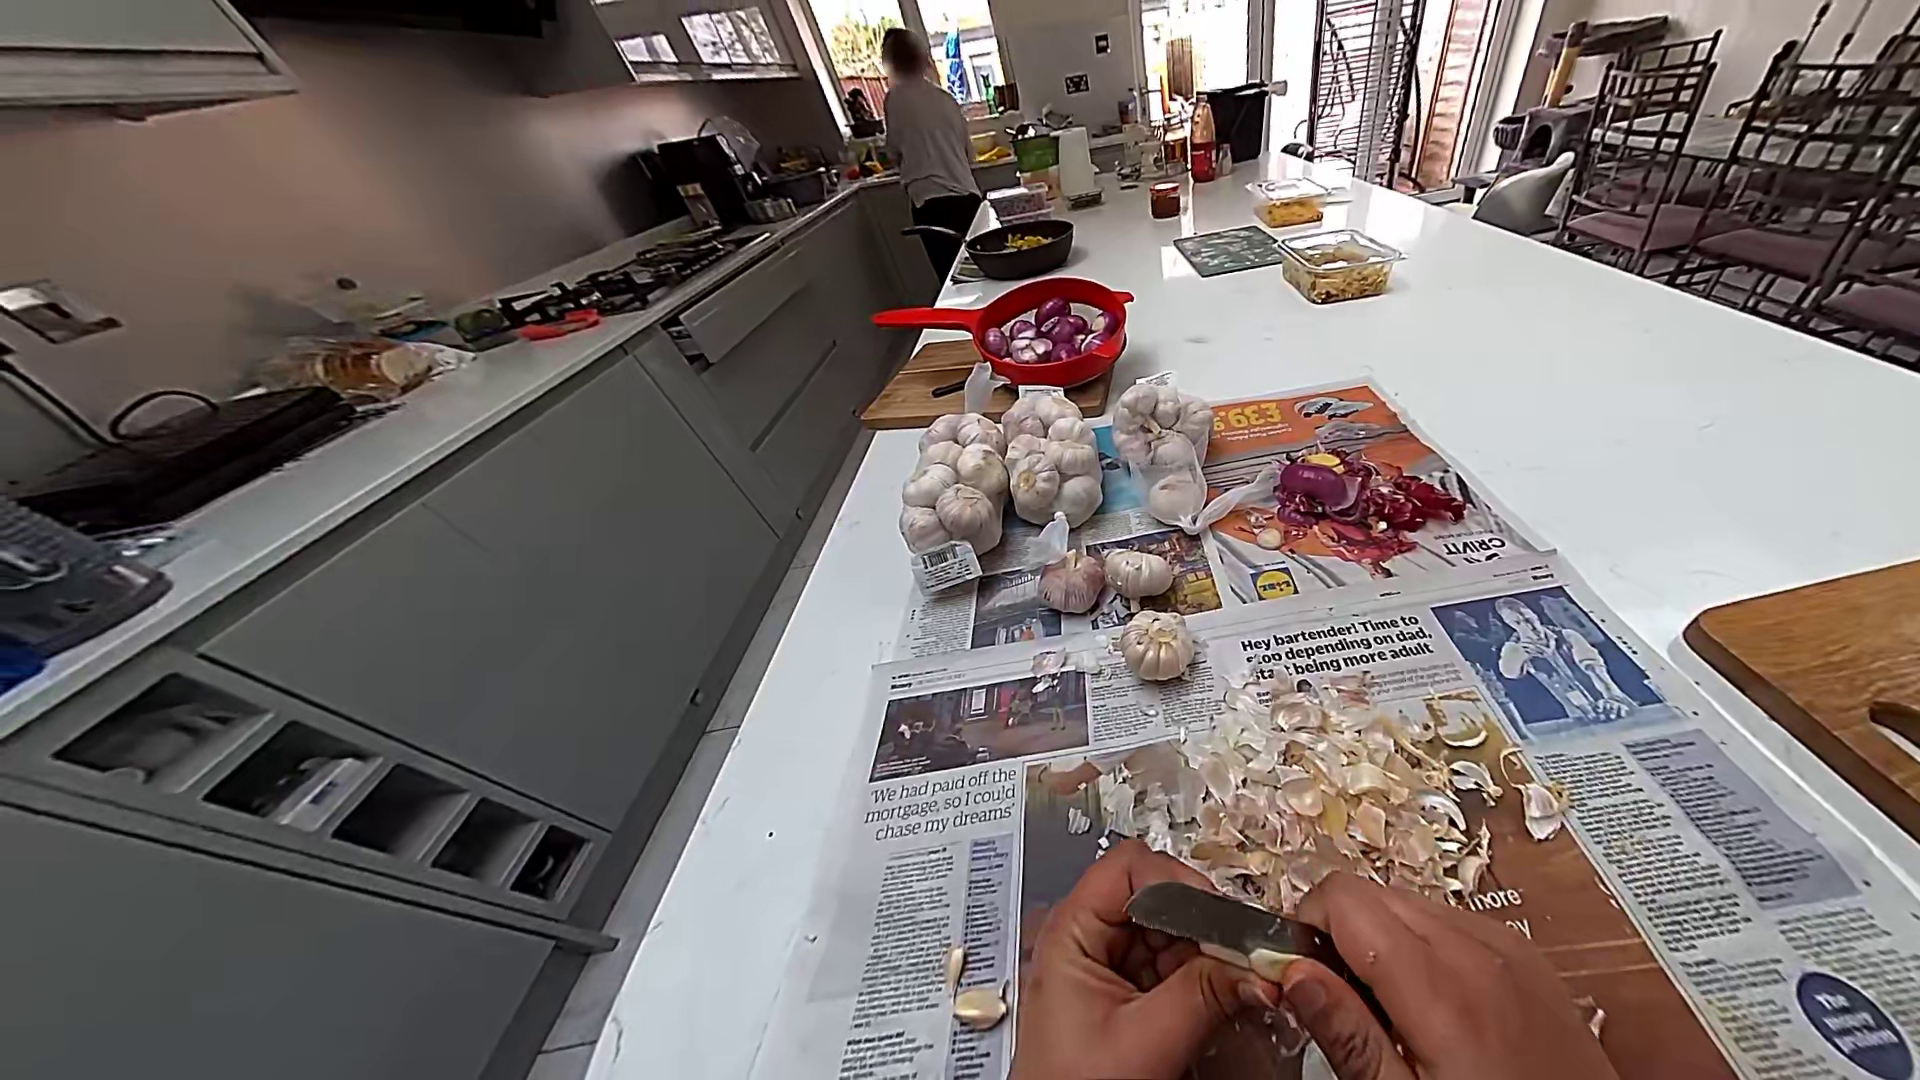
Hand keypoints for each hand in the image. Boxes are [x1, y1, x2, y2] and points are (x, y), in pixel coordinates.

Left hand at [1008, 839, 1278, 1079]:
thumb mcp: (1142, 1042)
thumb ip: (1200, 998)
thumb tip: (1254, 967)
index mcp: (1073, 926)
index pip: (1127, 867)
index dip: (1176, 880)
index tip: (1220, 914)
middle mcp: (1087, 931)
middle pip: (1151, 893)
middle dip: (1199, 918)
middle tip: (1240, 950)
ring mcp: (1107, 957)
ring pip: (1166, 927)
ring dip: (1203, 948)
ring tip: (1233, 976)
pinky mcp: (1125, 985)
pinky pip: (1168, 960)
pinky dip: (1196, 972)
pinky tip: (1216, 993)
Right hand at [1279, 872, 1619, 1079]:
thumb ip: (1348, 1034)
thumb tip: (1292, 971)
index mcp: (1440, 985)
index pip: (1340, 895)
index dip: (1308, 923)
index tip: (1306, 970)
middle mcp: (1475, 949)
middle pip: (1368, 891)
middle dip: (1340, 929)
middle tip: (1344, 995)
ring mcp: (1506, 948)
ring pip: (1403, 899)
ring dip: (1379, 932)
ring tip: (1391, 1001)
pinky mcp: (1526, 957)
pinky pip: (1446, 917)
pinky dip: (1420, 939)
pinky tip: (1432, 996)